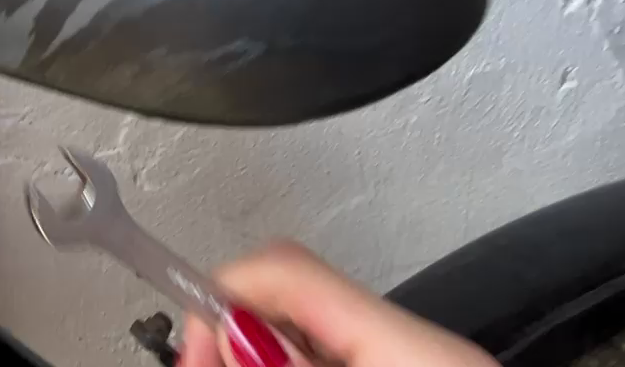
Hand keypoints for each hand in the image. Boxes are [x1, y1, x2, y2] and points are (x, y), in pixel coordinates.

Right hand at [178, 242, 498, 366]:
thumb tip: (219, 328)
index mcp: (416, 351)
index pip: (284, 268)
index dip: (224, 295)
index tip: (196, 348)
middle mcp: (426, 351)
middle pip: (291, 299)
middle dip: (238, 338)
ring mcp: (428, 366)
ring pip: (309, 334)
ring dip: (264, 359)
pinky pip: (335, 355)